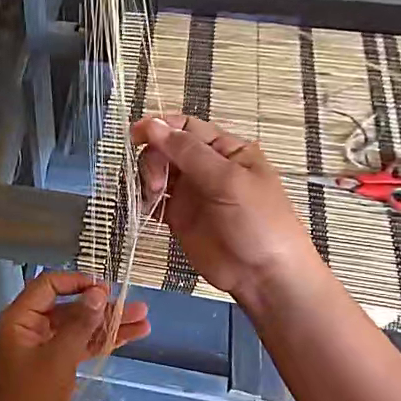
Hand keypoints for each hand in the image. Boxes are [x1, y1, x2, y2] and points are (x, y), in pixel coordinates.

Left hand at [0, 272, 149, 400]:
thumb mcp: (59, 359)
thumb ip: (80, 324)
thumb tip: (98, 292)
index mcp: (18, 321)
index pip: (47, 286)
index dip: (76, 282)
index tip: (105, 287)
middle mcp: (28, 330)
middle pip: (67, 308)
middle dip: (101, 307)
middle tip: (136, 306)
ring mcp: (42, 350)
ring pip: (78, 329)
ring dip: (108, 325)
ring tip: (144, 321)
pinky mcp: (54, 368)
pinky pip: (79, 347)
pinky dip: (101, 343)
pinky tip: (129, 337)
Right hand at [131, 114, 325, 304]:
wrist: (264, 275)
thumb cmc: (258, 221)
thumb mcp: (228, 180)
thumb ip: (189, 152)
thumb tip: (153, 125)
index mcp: (226, 150)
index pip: (186, 127)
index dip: (160, 126)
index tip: (136, 133)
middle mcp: (206, 167)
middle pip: (166, 149)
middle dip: (153, 158)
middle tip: (155, 182)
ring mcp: (192, 193)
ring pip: (157, 173)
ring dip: (146, 179)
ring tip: (153, 197)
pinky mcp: (179, 218)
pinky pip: (154, 201)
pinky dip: (144, 201)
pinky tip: (146, 208)